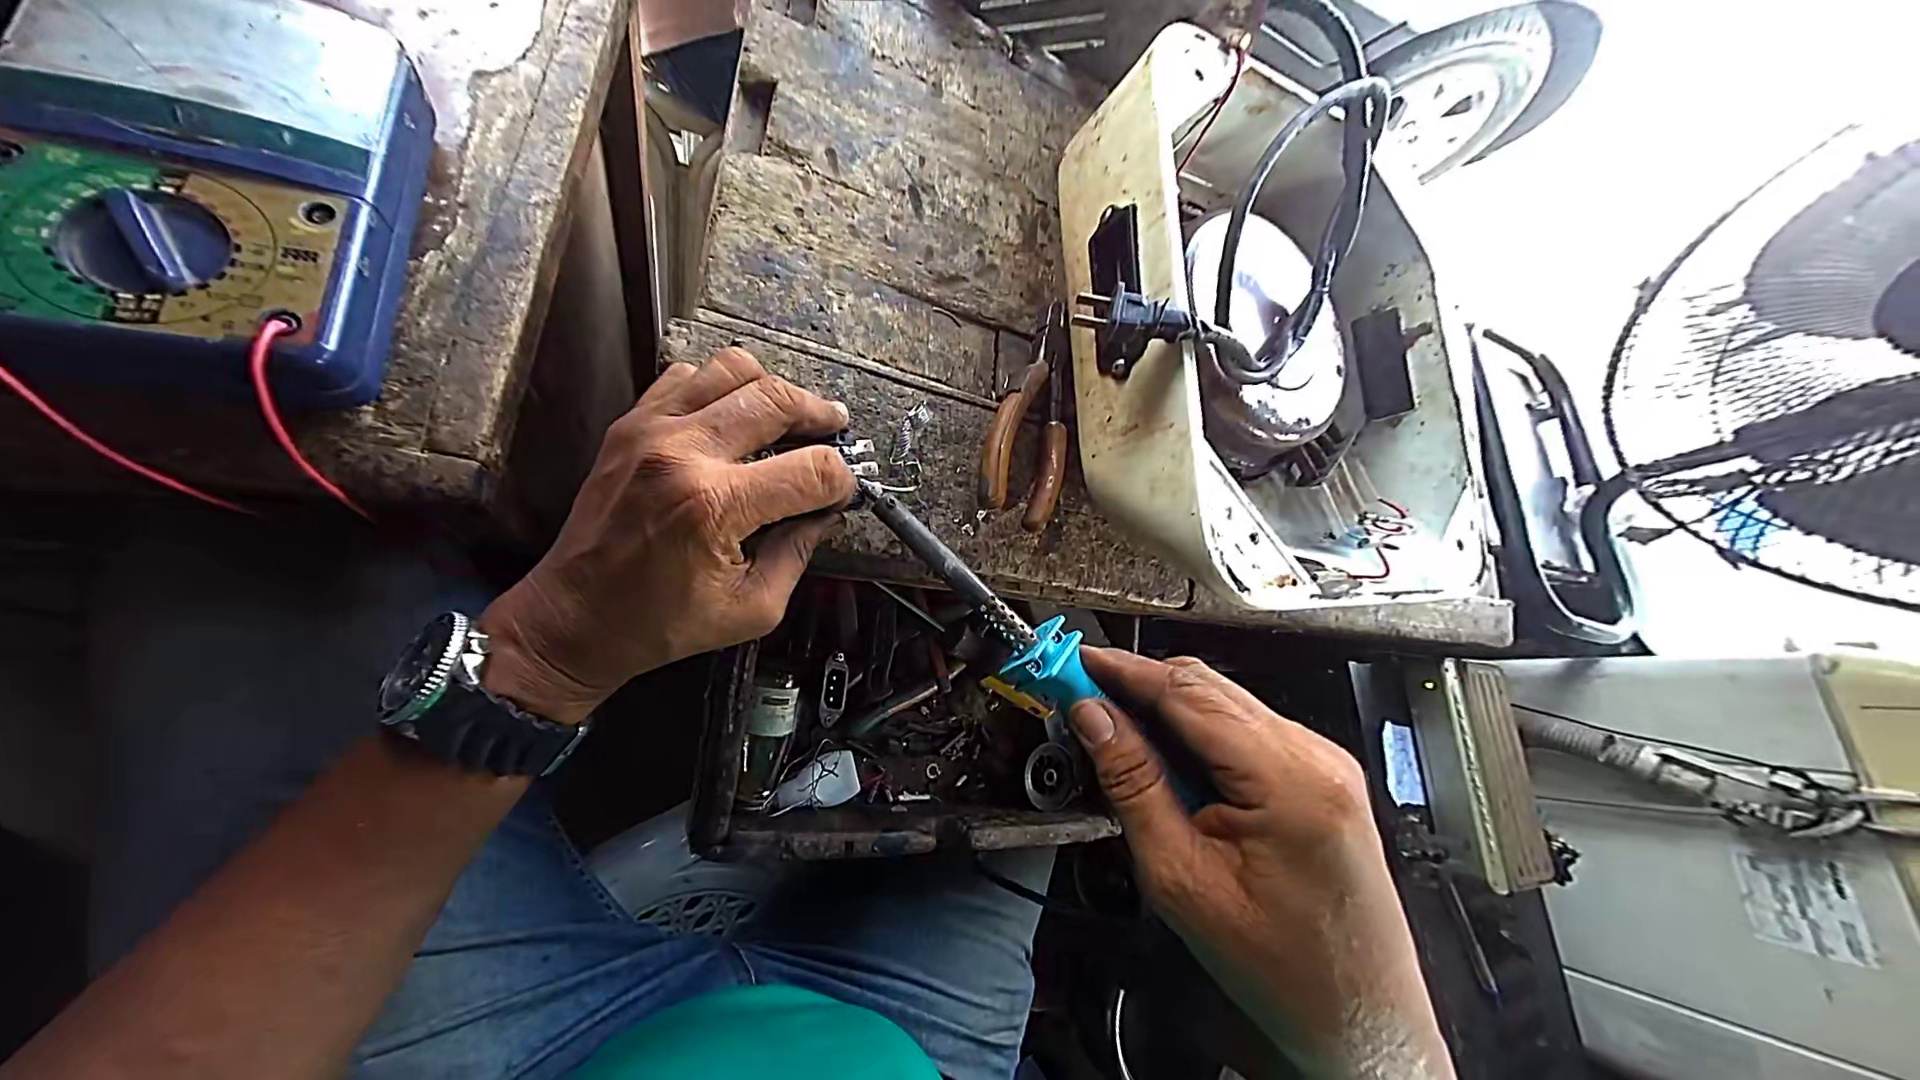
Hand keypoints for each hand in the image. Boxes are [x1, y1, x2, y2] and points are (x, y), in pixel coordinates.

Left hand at [477, 348, 855, 723]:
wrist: (575, 617)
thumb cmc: (657, 621)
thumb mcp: (753, 607)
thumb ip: (799, 552)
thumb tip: (825, 512)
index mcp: (714, 507)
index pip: (812, 470)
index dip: (841, 480)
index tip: (841, 491)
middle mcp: (682, 455)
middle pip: (779, 400)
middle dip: (821, 416)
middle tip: (834, 429)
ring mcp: (651, 431)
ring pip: (734, 369)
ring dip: (773, 391)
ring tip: (788, 417)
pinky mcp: (631, 426)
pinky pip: (689, 375)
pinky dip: (723, 387)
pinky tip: (735, 416)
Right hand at [1069, 649, 1453, 1079]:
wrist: (1360, 1021)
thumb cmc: (1284, 968)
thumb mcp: (1181, 877)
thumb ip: (1133, 783)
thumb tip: (1096, 720)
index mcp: (1289, 778)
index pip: (1185, 692)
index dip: (1121, 670)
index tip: (1076, 665)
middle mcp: (1314, 755)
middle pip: (1204, 685)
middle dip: (1135, 682)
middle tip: (1080, 692)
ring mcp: (1320, 761)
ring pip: (1220, 701)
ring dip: (1160, 705)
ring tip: (1110, 723)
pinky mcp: (1315, 773)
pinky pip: (1239, 728)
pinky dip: (1190, 729)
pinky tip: (1158, 751)